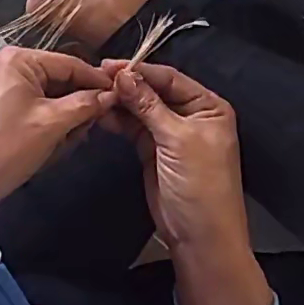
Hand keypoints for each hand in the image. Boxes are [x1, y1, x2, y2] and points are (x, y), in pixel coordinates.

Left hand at [0, 47, 115, 224]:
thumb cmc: (9, 147)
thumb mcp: (53, 123)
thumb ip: (85, 104)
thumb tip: (111, 95)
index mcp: (19, 59)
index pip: (70, 64)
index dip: (97, 80)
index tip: (120, 94)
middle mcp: (12, 64)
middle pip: (62, 78)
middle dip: (80, 102)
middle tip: (97, 124)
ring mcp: (8, 84)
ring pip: (54, 94)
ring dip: (68, 116)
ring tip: (74, 138)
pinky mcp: (6, 103)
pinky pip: (40, 104)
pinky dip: (53, 121)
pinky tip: (61, 140)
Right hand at [103, 61, 272, 304]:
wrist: (201, 239)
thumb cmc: (201, 185)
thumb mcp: (178, 140)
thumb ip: (149, 106)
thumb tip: (124, 75)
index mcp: (208, 106)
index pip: (170, 78)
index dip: (142, 70)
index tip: (111, 65)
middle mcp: (190, 114)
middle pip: (154, 90)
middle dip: (128, 84)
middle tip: (97, 76)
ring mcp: (170, 132)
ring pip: (141, 107)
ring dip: (120, 101)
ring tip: (95, 93)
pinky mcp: (153, 149)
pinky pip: (134, 127)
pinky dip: (119, 120)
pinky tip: (102, 113)